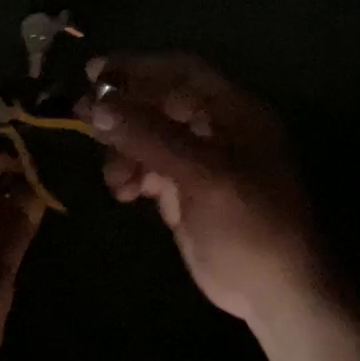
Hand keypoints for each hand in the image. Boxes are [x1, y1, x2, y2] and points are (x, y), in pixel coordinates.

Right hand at [81, 53, 326, 323]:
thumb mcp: (200, 174)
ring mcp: (203, 162)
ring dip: (124, 149)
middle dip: (123, 109)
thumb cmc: (250, 224)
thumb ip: (148, 135)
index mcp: (234, 112)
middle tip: (82, 113)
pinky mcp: (189, 192)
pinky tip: (124, 193)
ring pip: (150, 137)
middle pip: (161, 103)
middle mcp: (218, 130)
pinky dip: (133, 175)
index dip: (138, 66)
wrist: (278, 295)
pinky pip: (151, 168)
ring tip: (114, 177)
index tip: (94, 69)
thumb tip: (97, 104)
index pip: (182, 71)